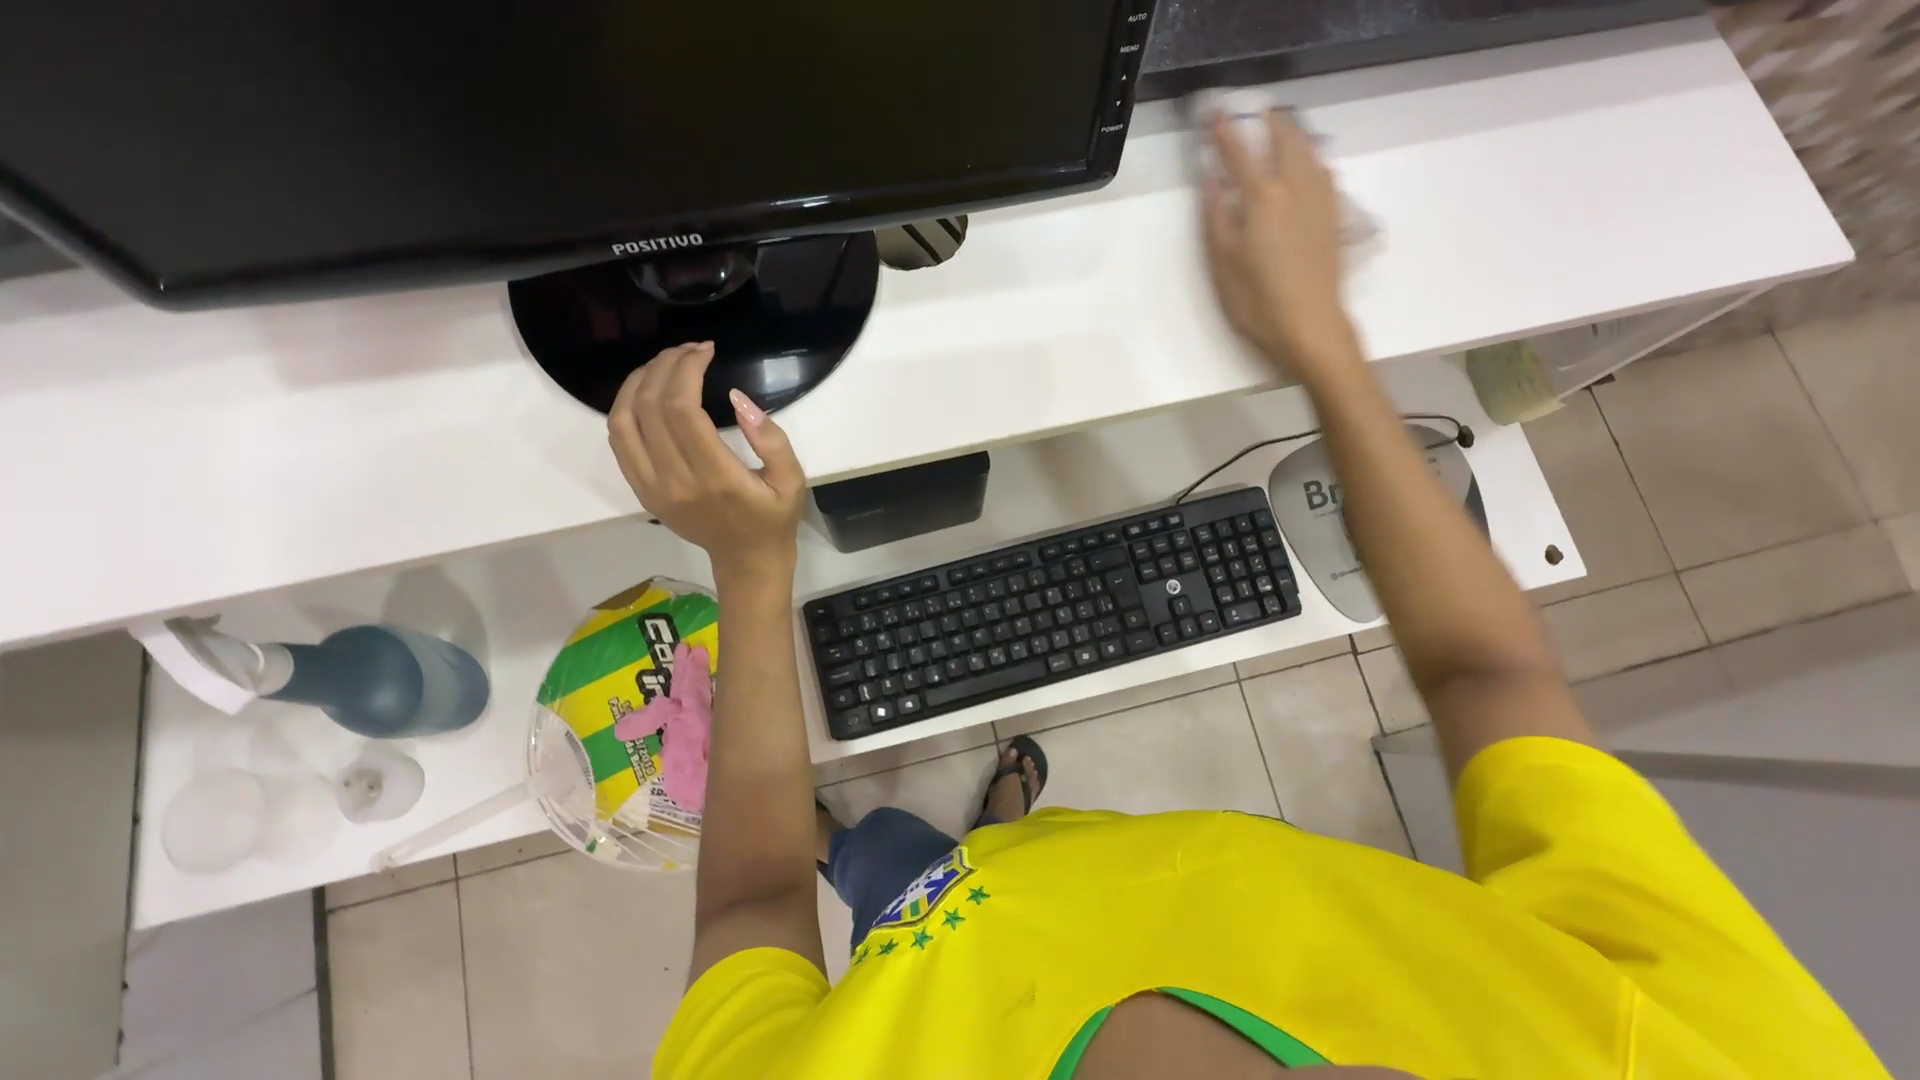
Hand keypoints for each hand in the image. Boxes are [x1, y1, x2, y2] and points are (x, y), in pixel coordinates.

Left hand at [608, 342, 807, 584]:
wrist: (746, 560)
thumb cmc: (773, 518)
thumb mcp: (792, 480)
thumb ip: (771, 439)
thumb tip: (738, 398)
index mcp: (716, 477)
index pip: (682, 408)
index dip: (687, 370)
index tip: (706, 351)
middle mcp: (676, 481)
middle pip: (651, 406)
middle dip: (665, 366)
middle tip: (688, 350)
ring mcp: (652, 487)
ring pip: (624, 420)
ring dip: (639, 382)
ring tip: (663, 364)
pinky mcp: (641, 490)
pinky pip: (618, 440)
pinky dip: (626, 407)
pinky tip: (646, 391)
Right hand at [1201, 108, 1360, 378]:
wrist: (1312, 327)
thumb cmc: (1258, 300)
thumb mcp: (1223, 262)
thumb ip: (1216, 215)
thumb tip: (1212, 180)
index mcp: (1263, 196)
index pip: (1239, 151)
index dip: (1224, 130)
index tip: (1213, 111)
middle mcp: (1296, 186)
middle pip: (1285, 138)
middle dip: (1268, 121)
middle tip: (1254, 113)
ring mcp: (1320, 199)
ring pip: (1309, 150)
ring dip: (1292, 134)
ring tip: (1279, 131)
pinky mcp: (1333, 216)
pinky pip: (1322, 170)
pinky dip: (1308, 157)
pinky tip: (1304, 166)